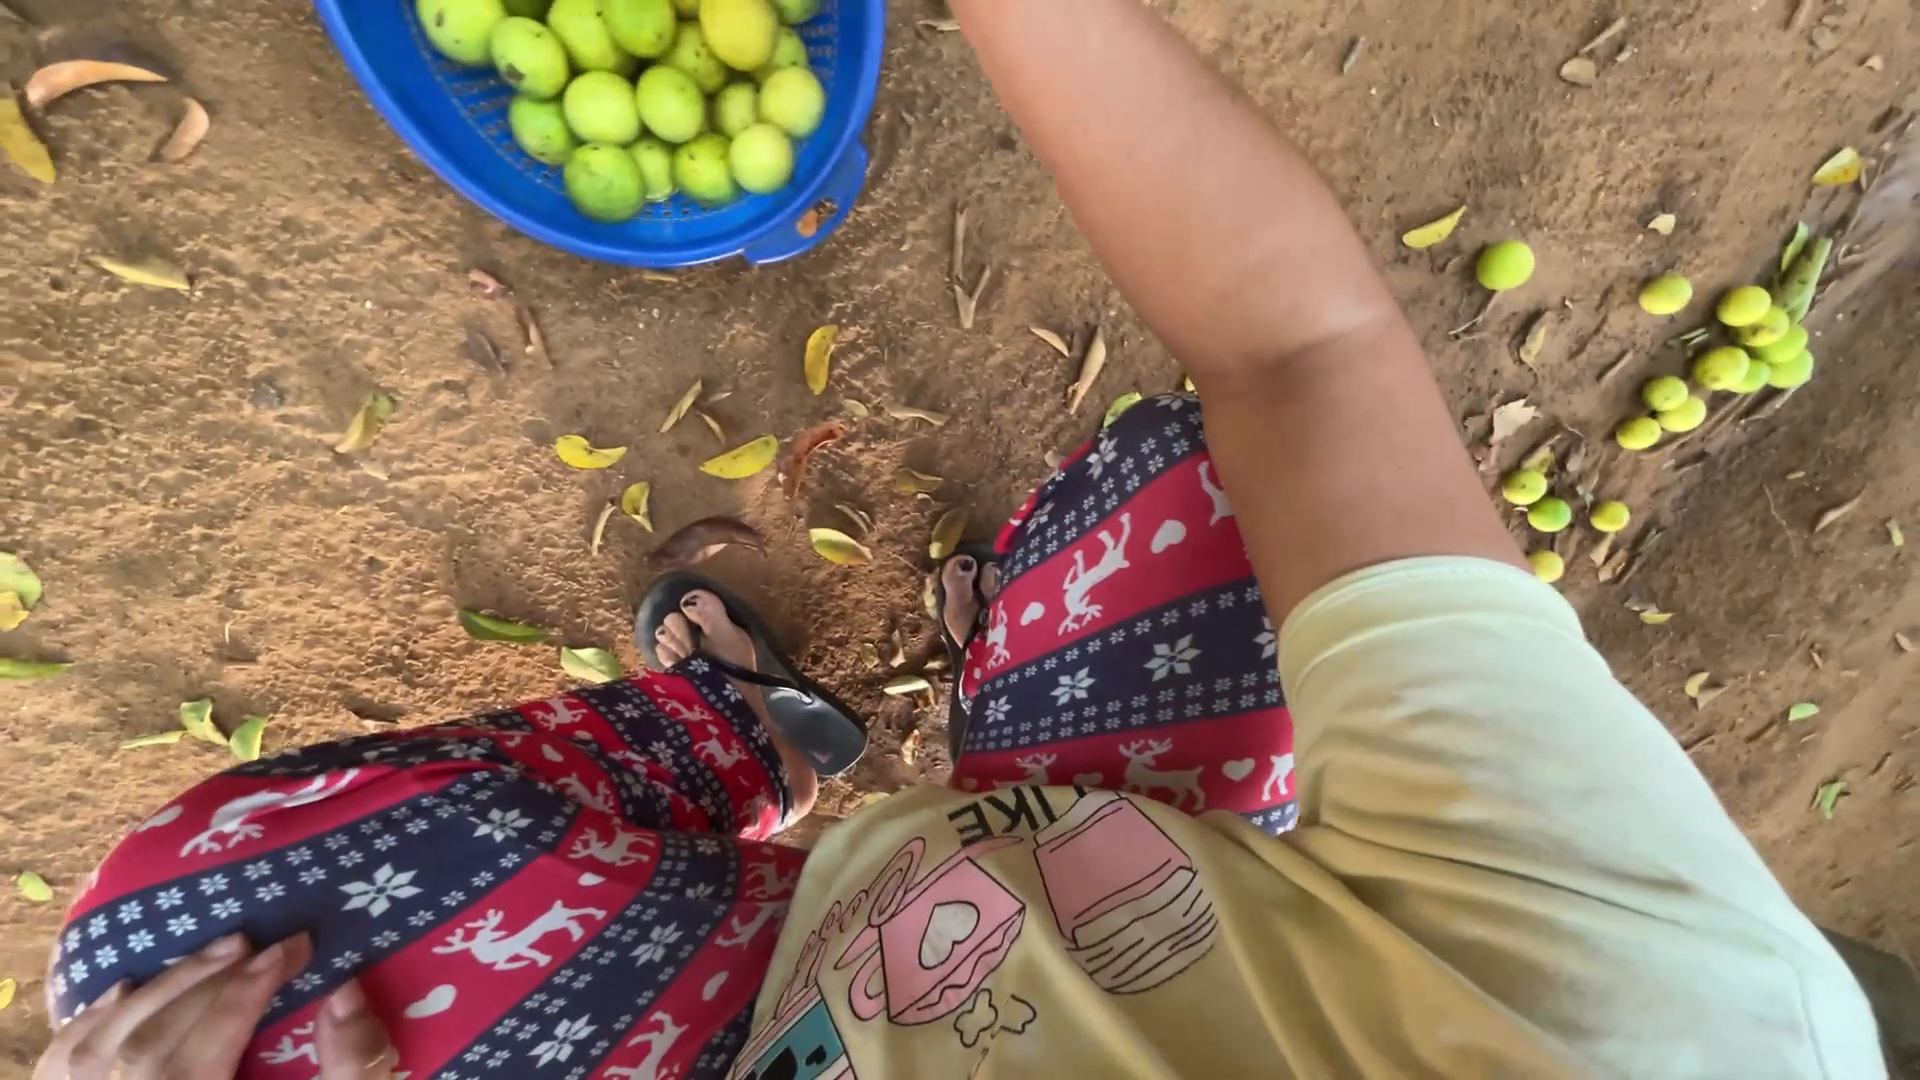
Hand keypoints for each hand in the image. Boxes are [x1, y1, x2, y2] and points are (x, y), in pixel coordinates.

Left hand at [33, 932, 398, 1079]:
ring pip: (90, 1058)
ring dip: (157, 992)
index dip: (244, 993)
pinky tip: (131, 991)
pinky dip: (90, 1027)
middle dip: (206, 983)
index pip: (191, 1058)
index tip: (296, 946)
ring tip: (220, 951)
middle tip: (264, 942)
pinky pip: (58, 1076)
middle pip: (139, 1049)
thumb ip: (352, 1066)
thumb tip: (346, 990)